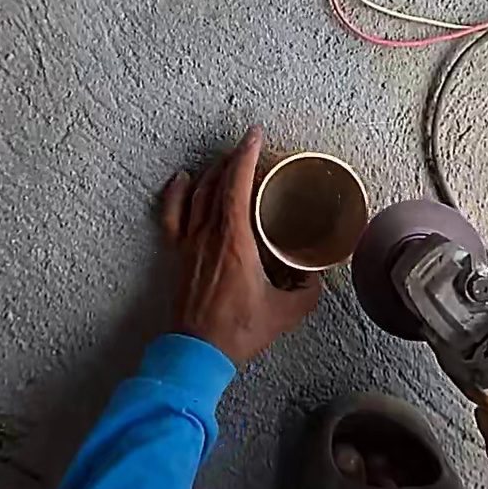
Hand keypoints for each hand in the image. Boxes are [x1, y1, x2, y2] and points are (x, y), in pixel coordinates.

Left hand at [158, 127, 320, 364]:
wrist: (196, 353)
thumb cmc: (237, 330)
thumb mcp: (285, 312)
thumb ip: (306, 292)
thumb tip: (315, 277)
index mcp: (235, 240)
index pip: (238, 184)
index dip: (246, 155)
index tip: (255, 135)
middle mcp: (209, 233)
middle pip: (217, 182)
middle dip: (233, 158)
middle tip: (250, 147)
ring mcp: (189, 242)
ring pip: (198, 193)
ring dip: (213, 171)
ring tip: (226, 159)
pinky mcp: (178, 254)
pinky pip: (173, 214)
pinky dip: (177, 192)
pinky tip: (183, 178)